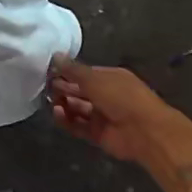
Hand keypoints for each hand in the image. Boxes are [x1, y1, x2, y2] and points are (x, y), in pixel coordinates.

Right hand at [47, 56, 189, 164]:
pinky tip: (57, 113)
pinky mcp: (98, 134)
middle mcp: (107, 95)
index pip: (85, 73)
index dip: (68, 72)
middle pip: (80, 91)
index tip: (49, 71)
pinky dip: (67, 120)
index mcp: (111, 78)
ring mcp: (103, 116)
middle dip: (64, 88)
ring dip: (64, 104)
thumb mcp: (95, 79)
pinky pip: (79, 126)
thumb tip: (55, 56)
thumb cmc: (122, 97)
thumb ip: (73, 70)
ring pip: (78, 108)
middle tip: (46, 86)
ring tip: (50, 101)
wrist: (145, 132)